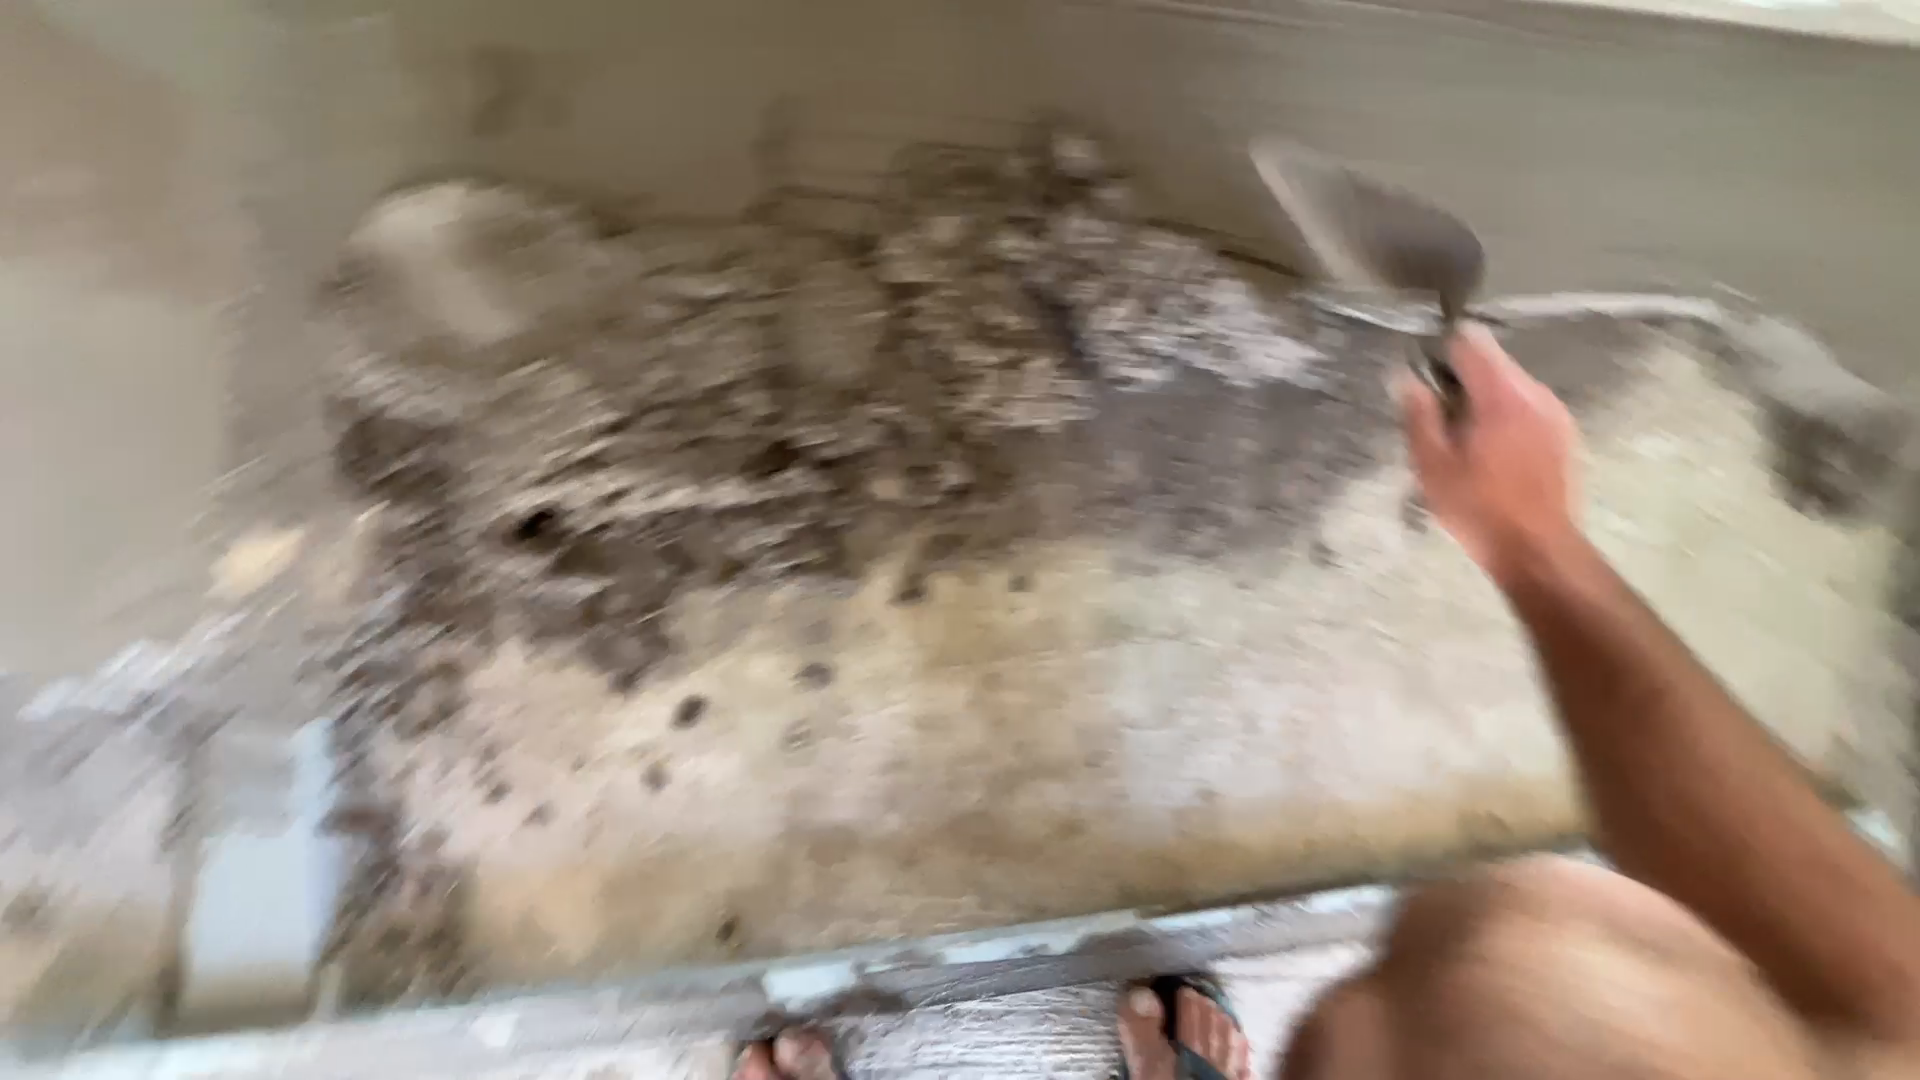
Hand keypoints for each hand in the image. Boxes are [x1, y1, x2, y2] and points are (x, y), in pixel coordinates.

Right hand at [1398, 323, 1582, 587]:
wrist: (1537, 547)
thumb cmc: (1477, 507)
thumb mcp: (1431, 464)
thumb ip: (1419, 415)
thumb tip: (1406, 378)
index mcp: (1501, 396)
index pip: (1471, 343)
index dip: (1442, 351)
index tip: (1421, 375)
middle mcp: (1536, 394)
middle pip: (1492, 364)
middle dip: (1460, 381)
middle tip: (1435, 418)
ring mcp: (1556, 413)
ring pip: (1511, 387)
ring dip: (1483, 401)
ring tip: (1461, 439)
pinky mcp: (1565, 434)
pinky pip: (1527, 408)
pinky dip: (1504, 417)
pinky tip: (1490, 453)